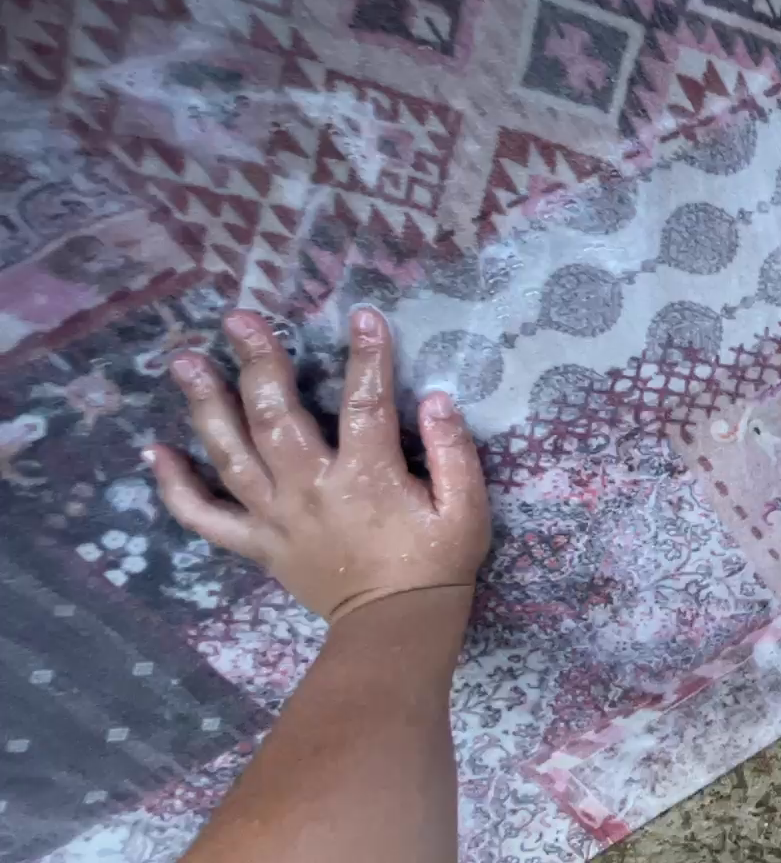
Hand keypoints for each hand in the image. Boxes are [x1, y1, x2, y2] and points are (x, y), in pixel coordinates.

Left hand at [148, 307, 490, 621]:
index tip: (364, 316)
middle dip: (258, 364)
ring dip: (204, 406)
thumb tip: (437, 401)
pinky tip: (156, 453)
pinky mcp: (258, 542)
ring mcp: (276, 516)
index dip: (368, 357)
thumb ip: (453, 452)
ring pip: (229, 454)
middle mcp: (311, 488)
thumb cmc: (440, 557)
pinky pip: (204, 515)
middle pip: (277, 417)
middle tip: (239, 321)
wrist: (398, 622)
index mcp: (367, 476)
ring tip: (183, 363)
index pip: (367, 403)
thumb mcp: (467, 505)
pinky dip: (175, 485)